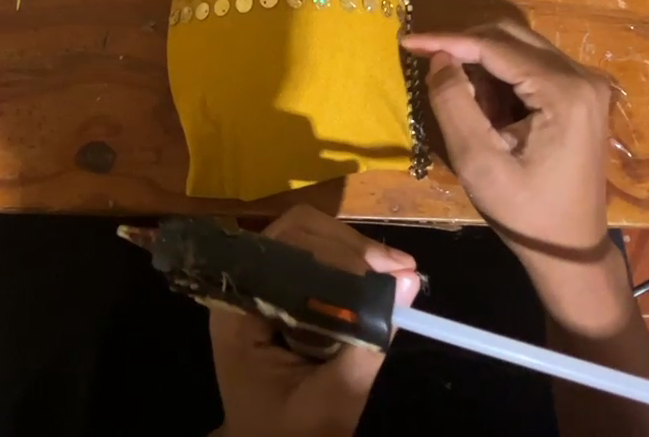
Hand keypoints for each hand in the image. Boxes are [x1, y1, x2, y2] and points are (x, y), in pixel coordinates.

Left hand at [210, 206, 421, 436]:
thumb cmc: (290, 434)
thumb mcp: (333, 402)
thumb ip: (367, 345)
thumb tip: (409, 283)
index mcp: (239, 311)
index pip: (283, 251)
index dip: (335, 251)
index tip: (384, 270)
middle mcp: (242, 284)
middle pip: (296, 232)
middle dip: (351, 247)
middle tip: (400, 269)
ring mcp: (258, 281)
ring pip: (307, 235)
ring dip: (354, 249)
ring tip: (397, 271)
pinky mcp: (276, 285)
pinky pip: (311, 253)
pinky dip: (348, 259)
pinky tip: (379, 275)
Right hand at [405, 21, 625, 333]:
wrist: (570, 251)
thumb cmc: (524, 213)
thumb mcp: (478, 161)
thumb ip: (454, 103)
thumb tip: (440, 58)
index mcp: (564, 91)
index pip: (496, 46)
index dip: (448, 40)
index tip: (409, 42)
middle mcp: (581, 76)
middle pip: (510, 36)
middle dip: (465, 45)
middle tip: (428, 63)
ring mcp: (585, 84)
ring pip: (519, 47)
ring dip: (482, 63)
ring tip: (461, 98)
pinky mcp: (580, 94)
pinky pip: (531, 65)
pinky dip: (500, 76)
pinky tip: (486, 106)